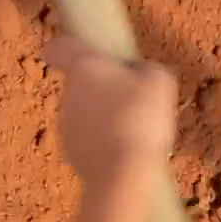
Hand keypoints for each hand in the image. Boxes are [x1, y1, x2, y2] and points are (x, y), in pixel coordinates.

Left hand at [42, 36, 176, 183]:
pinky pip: (89, 141)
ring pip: (86, 114)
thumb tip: (141, 76)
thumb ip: (146, 70)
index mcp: (84, 68)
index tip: (62, 48)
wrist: (123, 175)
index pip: (60, 48)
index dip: (61, 45)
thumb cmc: (141, 118)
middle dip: (102, 88)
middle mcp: (68, 96)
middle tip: (132, 98)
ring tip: (134, 129)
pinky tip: (126, 151)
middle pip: (82, 84)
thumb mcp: (160, 80)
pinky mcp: (72, 157)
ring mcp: (66, 129)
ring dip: (103, 117)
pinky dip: (103, 143)